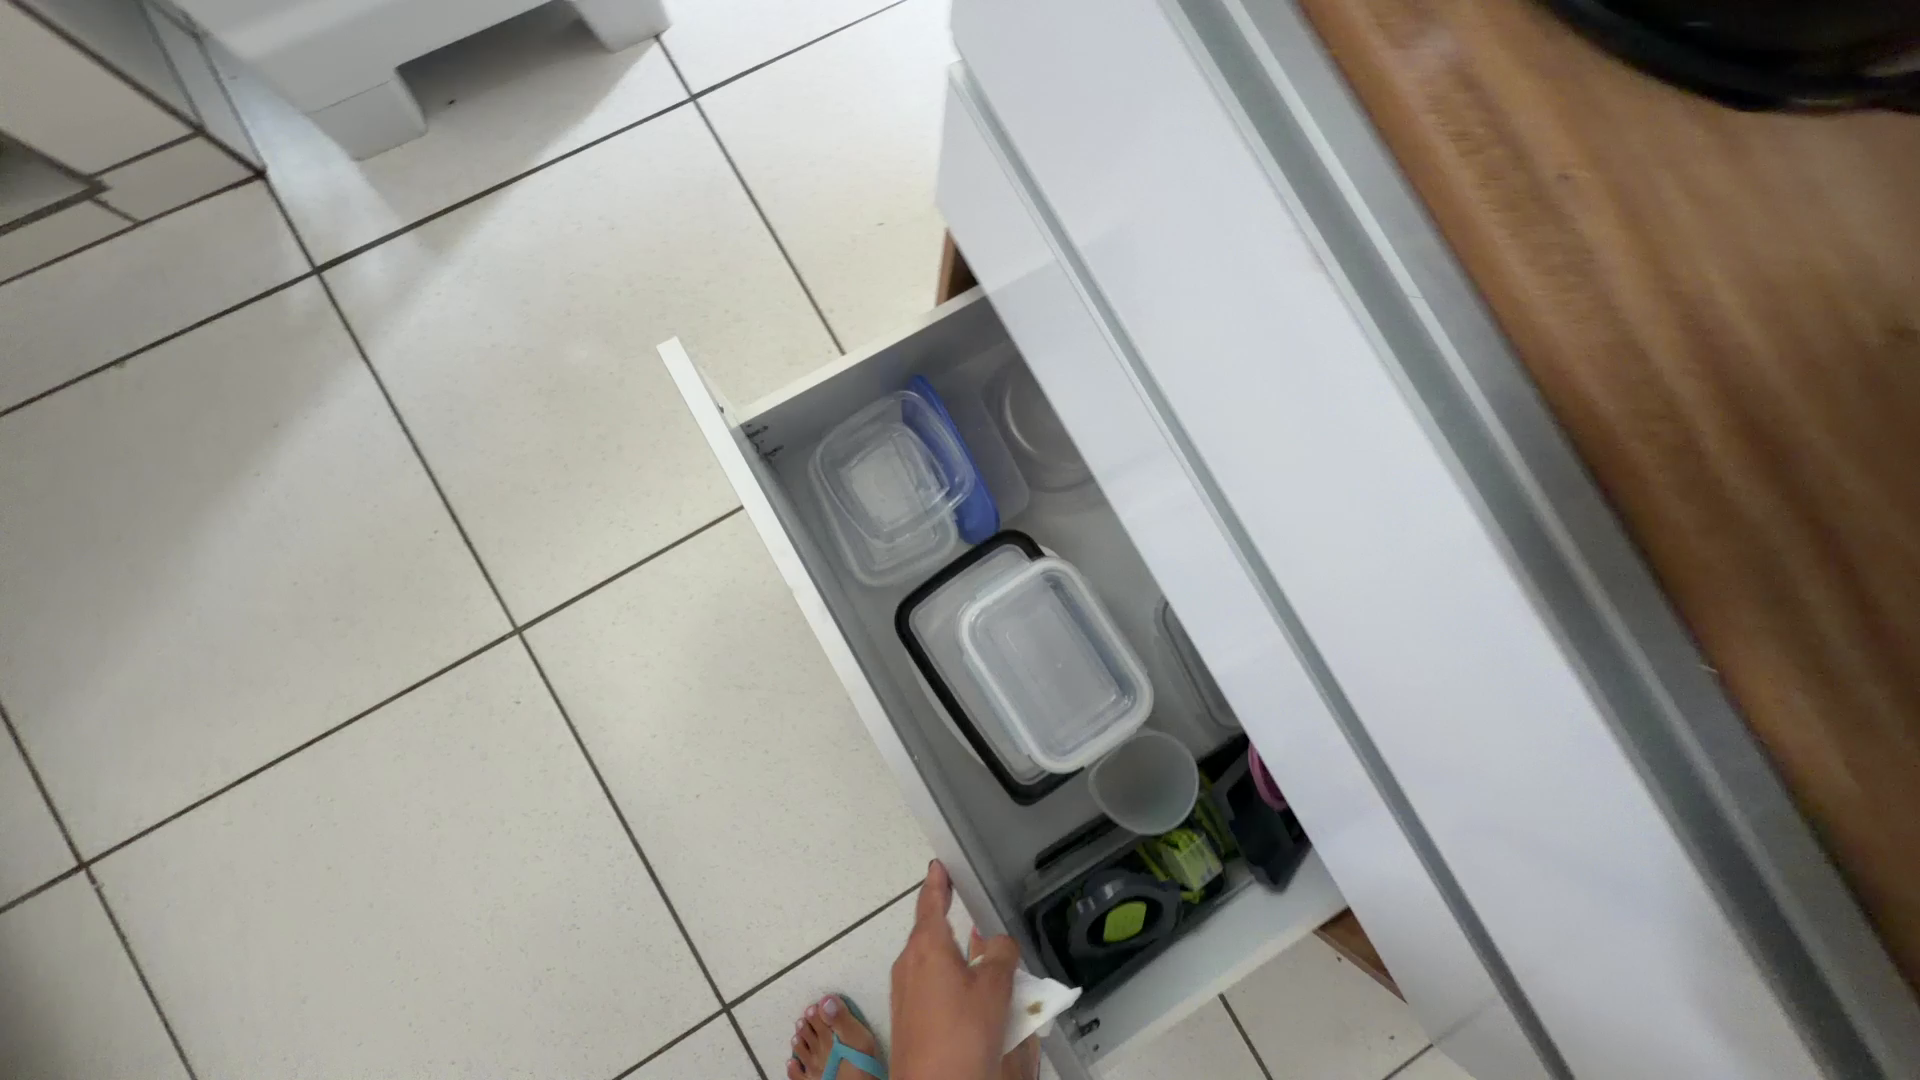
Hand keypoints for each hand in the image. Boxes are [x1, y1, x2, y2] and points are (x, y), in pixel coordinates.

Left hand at [889, 861, 1018, 1079]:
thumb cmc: (960, 1036)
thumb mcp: (994, 990)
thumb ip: (1002, 956)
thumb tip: (1001, 942)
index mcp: (927, 946)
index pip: (930, 901)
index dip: (937, 881)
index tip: (938, 864)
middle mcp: (909, 963)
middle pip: (928, 929)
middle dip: (946, 916)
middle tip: (959, 900)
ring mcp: (903, 991)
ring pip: (928, 959)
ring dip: (949, 951)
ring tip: (974, 952)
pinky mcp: (905, 1017)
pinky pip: (927, 983)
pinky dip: (945, 976)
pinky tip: (964, 992)